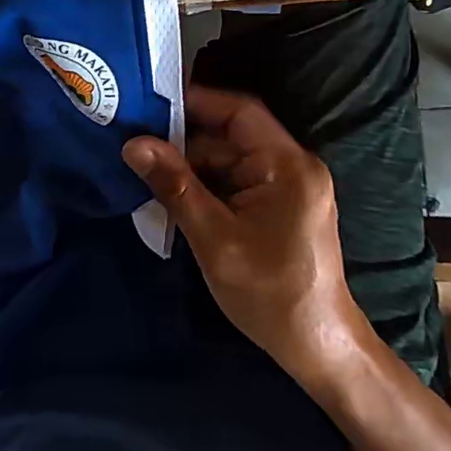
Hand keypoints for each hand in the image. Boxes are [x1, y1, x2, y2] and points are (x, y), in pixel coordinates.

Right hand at [123, 87, 370, 381]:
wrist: (317, 348)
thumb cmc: (270, 293)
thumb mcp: (215, 238)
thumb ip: (175, 186)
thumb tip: (133, 144)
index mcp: (287, 165)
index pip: (239, 112)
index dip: (196, 102)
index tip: (151, 104)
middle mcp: (291, 166)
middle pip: (230, 137)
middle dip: (184, 141)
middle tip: (136, 143)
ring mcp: (286, 187)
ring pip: (228, 161)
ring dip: (191, 167)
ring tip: (144, 169)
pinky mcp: (278, 206)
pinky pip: (235, 182)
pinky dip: (205, 187)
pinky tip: (172, 195)